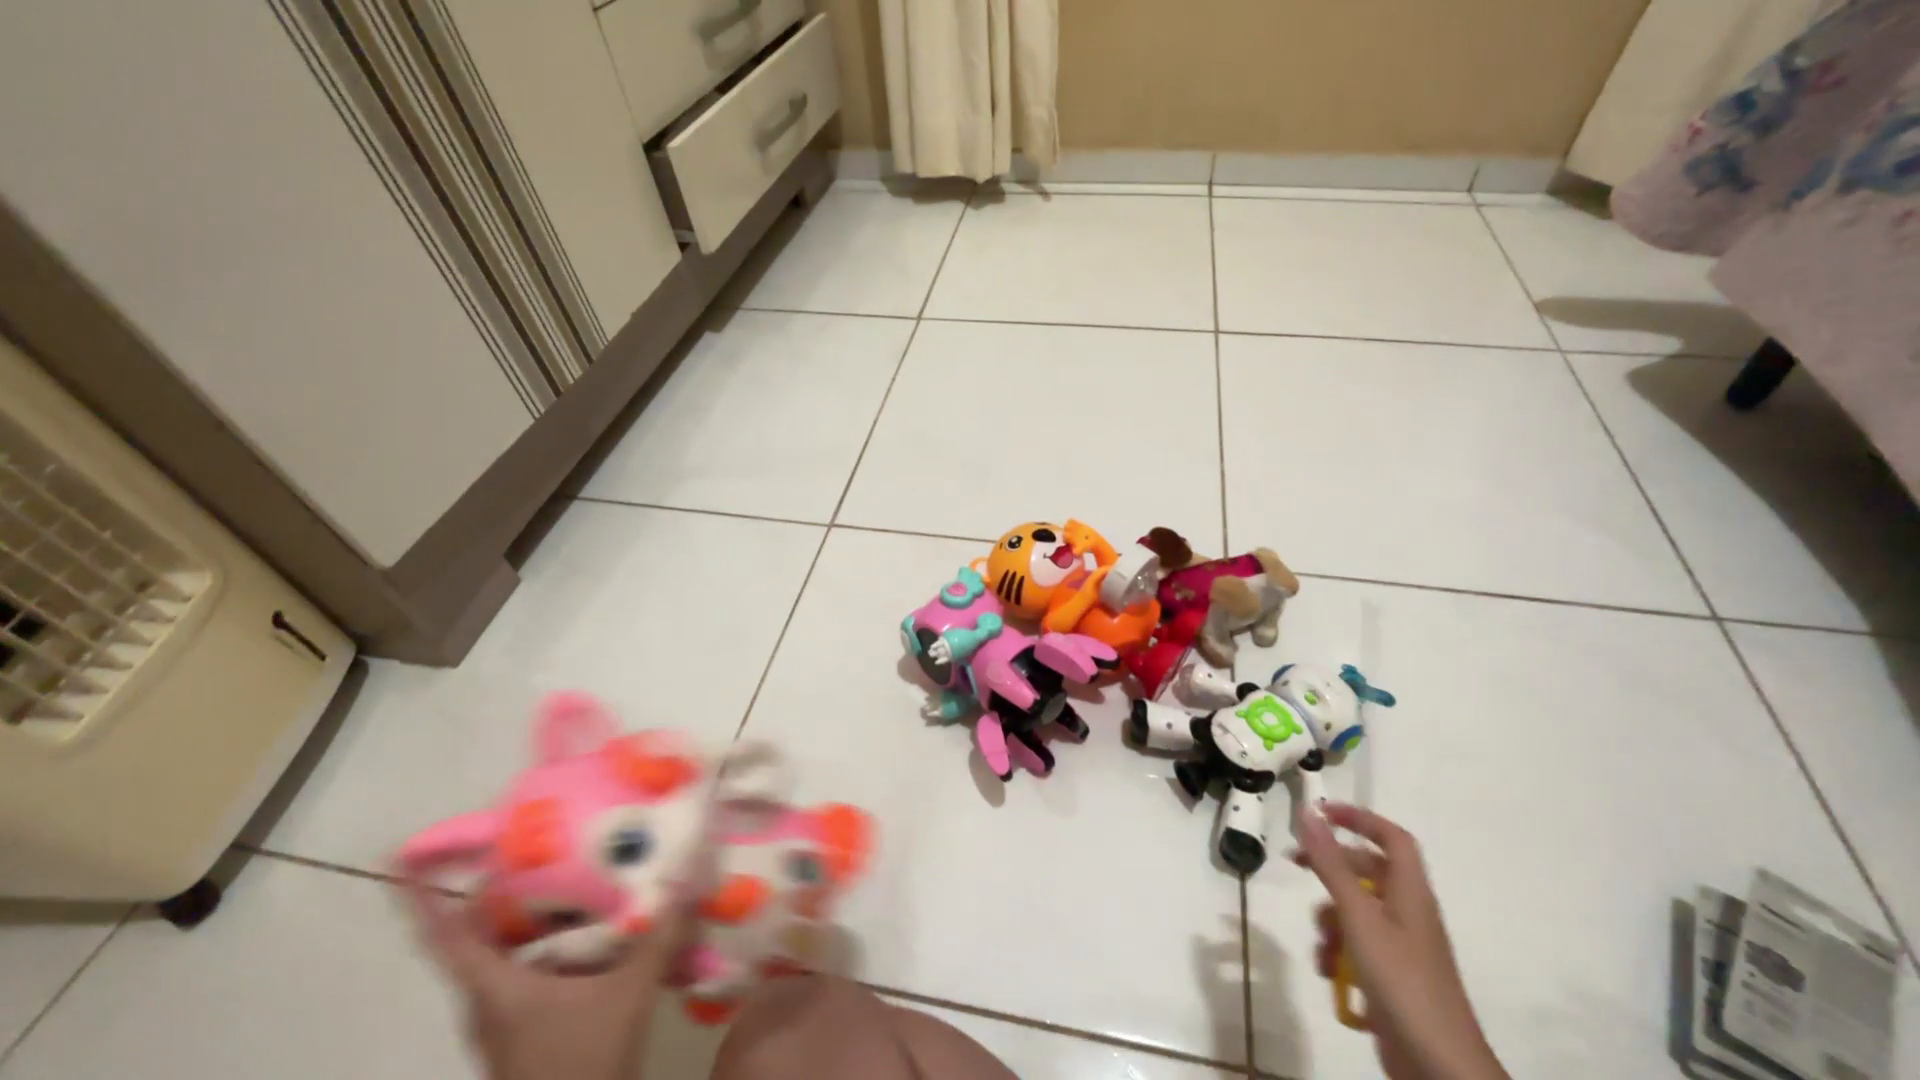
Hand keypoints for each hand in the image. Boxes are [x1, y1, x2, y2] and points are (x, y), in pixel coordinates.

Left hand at [402, 876, 687, 1079]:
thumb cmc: (584, 1063)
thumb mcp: (627, 997)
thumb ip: (656, 941)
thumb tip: (685, 885)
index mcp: (494, 988)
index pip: (445, 937)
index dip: (421, 900)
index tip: (406, 861)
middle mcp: (486, 1002)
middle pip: (476, 940)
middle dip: (496, 896)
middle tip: (528, 853)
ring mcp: (502, 1023)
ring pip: (501, 961)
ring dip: (522, 925)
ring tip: (561, 886)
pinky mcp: (521, 1035)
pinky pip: (522, 978)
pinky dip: (541, 951)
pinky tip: (583, 939)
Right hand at [1294, 804, 1509, 1079]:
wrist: (1438, 1062)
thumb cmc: (1401, 980)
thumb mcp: (1359, 919)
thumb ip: (1332, 866)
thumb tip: (1309, 813)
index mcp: (1411, 892)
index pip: (1392, 837)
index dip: (1359, 818)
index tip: (1320, 813)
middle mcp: (1409, 912)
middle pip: (1370, 871)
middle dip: (1331, 868)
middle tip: (1295, 865)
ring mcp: (1403, 945)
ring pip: (1358, 910)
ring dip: (1331, 919)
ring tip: (1320, 943)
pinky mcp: (1392, 974)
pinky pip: (1359, 944)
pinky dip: (1339, 949)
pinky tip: (1327, 970)